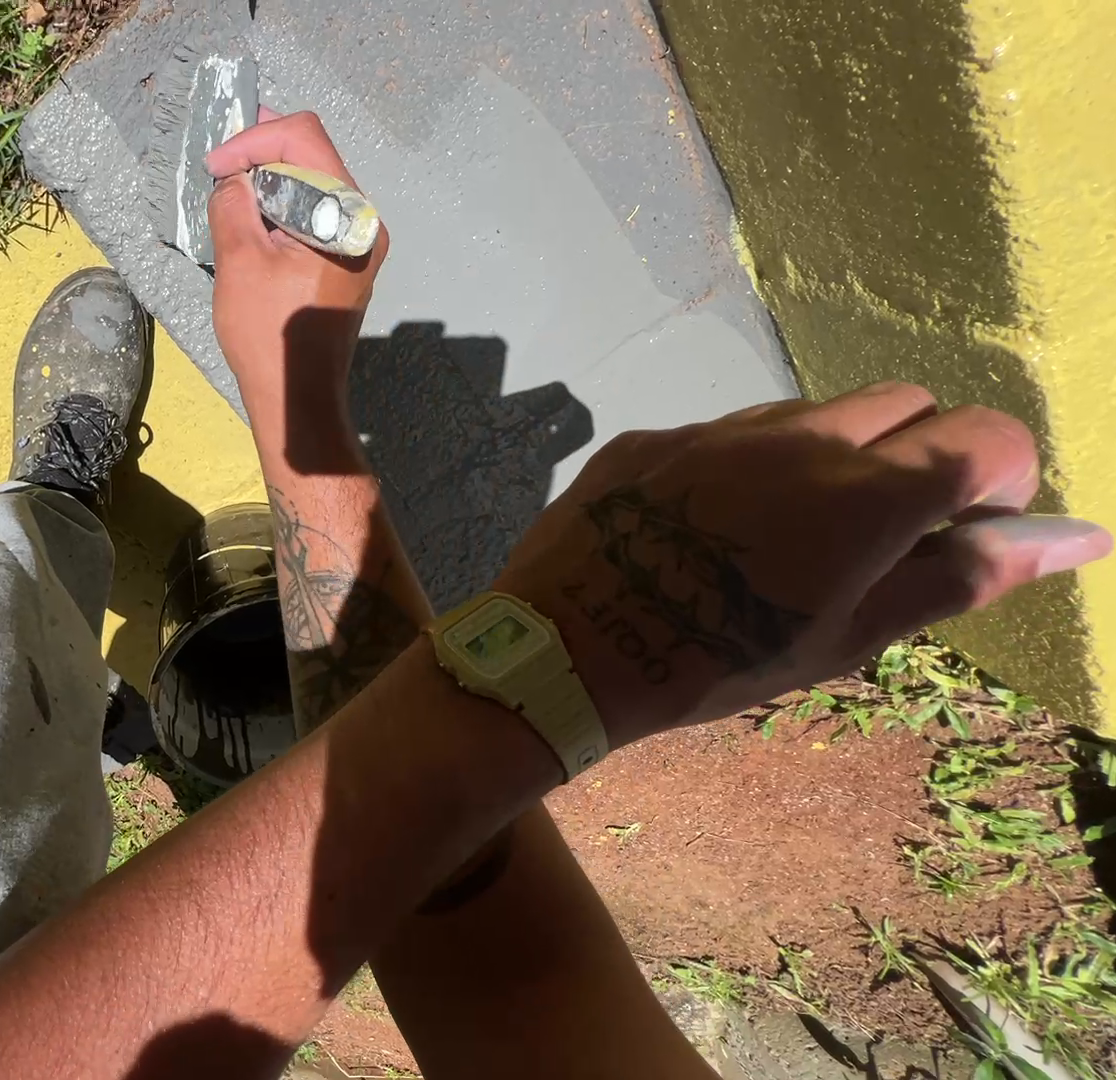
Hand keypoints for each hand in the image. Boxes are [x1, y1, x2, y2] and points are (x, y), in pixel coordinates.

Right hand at [205, 110, 388, 415]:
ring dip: (270, 184)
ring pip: (313, 190)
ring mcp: (357, 246)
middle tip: (220, 165)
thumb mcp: (240, 262)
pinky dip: (282, 212)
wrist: (297, 398)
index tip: (215, 166)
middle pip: (313, 159)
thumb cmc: (269, 334)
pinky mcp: (344, 267)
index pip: (305, 139)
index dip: (254, 138)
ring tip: (231, 193)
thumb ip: (233, 205)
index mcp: (348, 214)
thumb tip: (234, 181)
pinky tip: (253, 225)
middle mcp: (364, 222)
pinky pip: (313, 221)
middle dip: (262, 154)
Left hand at [493, 383, 1110, 746]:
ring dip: (819, 451)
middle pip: (897, 402)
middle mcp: (788, 439)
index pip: (985, 435)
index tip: (953, 526)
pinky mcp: (639, 441)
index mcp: (864, 490)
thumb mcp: (845, 637)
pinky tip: (694, 520)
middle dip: (911, 450)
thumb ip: (961, 576)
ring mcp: (703, 433)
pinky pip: (712, 433)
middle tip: (869, 524)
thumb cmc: (712, 660)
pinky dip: (731, 462)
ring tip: (774, 526)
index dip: (991, 479)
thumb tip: (1079, 535)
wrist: (564, 648)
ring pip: (800, 412)